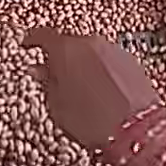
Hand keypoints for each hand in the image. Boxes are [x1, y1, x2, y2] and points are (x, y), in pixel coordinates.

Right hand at [23, 27, 160, 149]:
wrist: (137, 130)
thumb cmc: (94, 122)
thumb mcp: (56, 107)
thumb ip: (46, 82)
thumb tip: (39, 70)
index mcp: (66, 49)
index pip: (43, 35)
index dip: (32, 39)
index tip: (27, 44)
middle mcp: (90, 42)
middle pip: (69, 41)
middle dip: (59, 55)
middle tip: (50, 72)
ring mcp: (113, 49)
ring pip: (90, 50)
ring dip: (81, 62)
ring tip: (76, 87)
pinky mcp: (130, 60)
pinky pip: (107, 59)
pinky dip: (99, 69)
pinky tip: (98, 89)